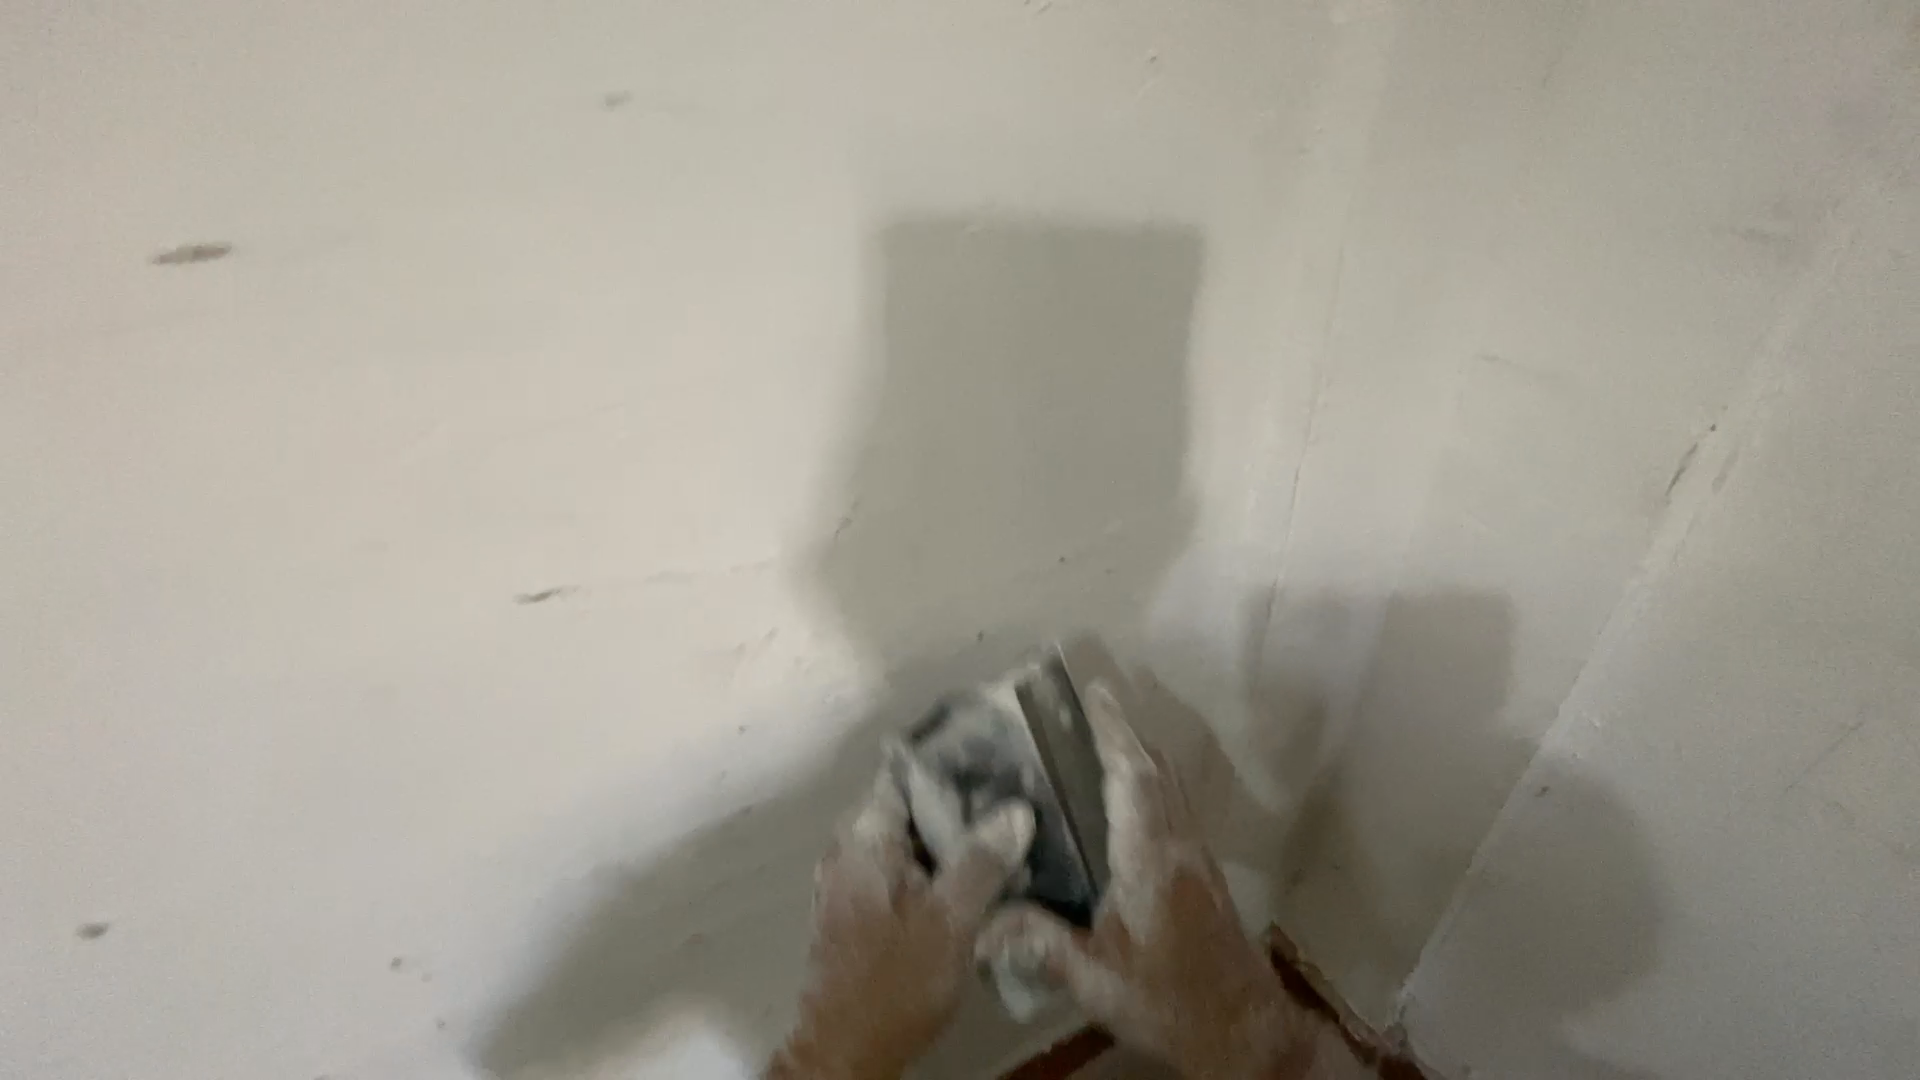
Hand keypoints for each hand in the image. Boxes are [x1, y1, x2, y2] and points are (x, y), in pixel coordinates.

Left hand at [769, 748, 1035, 1079]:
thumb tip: (1017, 810)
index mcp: (863, 835)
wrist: (845, 1054)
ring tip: (1005, 821)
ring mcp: (855, 873)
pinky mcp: (865, 901)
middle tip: (1012, 790)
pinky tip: (978, 866)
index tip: (993, 753)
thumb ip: (981, 862)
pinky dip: (938, 858)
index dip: (948, 760)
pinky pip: (905, 861)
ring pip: (911, 833)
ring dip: (952, 831)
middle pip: (910, 801)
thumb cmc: (893, 981)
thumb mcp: (948, 921)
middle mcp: (851, 844)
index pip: (905, 771)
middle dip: (959, 797)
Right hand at [978, 685, 1308, 1078]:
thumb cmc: (1169, 1002)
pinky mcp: (1204, 865)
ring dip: (1141, 749)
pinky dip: (1151, 775)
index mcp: (1149, 861)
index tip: (1095, 694)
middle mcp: (1178, 844)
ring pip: (1172, 781)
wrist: (1246, 1033)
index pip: (1133, 778)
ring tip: (1104, 732)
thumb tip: (982, 928)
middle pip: (1157, 768)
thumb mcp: (1099, 981)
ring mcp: (1197, 852)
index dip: (1114, 732)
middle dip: (1125, 730)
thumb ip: (1043, 944)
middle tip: (1091, 703)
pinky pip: (1176, 800)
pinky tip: (1127, 787)